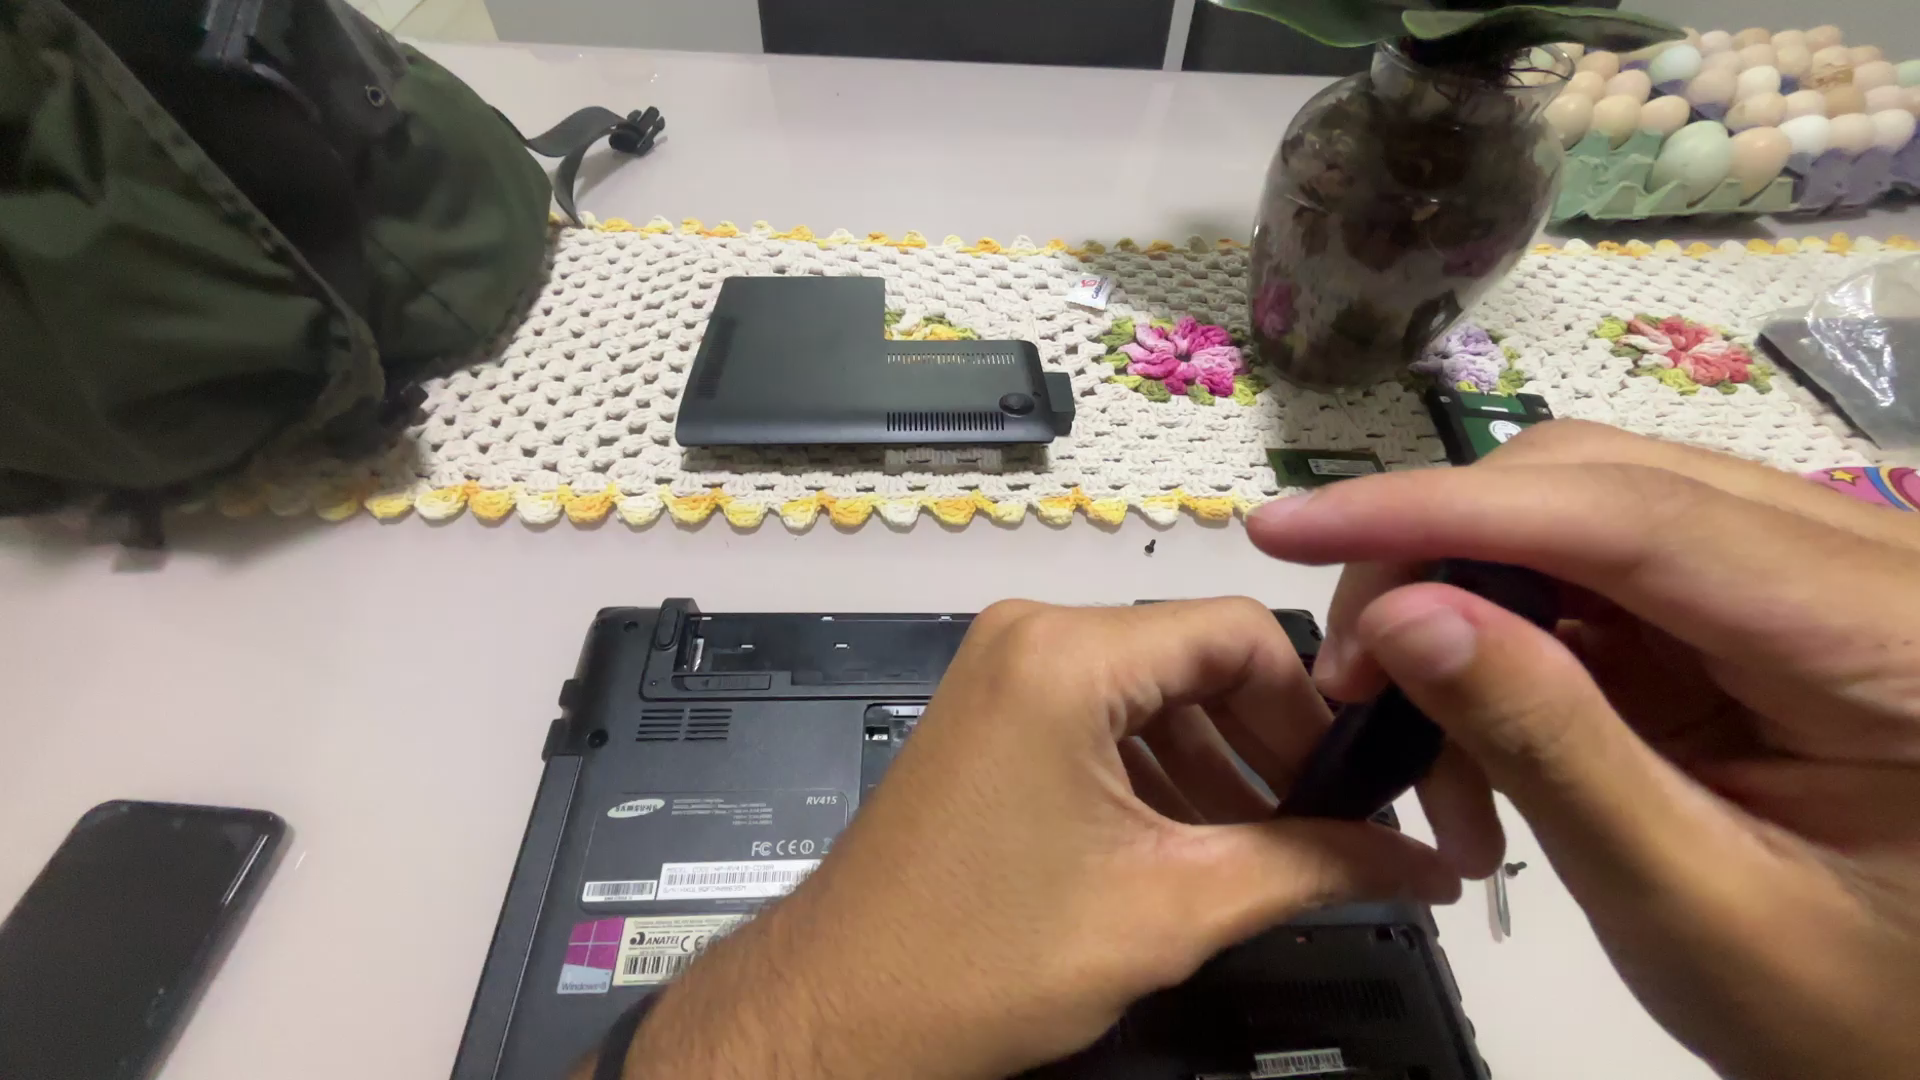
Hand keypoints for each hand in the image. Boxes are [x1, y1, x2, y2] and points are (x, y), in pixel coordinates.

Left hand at [615, 600, 1467, 1079]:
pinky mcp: (994, 702)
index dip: (1310, 706)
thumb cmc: (993, 953)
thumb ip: (1309, 867)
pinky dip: (1153, 763)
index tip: (1357, 787)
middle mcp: (1034, 629)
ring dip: (1213, 761)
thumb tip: (1425, 864)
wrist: (845, 999)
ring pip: (1148, 687)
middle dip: (1265, 743)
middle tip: (1327, 830)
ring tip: (1270, 847)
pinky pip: (1099, 709)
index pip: (1235, 632)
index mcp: (1069, 651)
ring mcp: (1005, 663)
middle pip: (1191, 658)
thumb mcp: (1169, 905)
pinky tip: (1192, 833)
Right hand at [1248, 420, 1919, 1079]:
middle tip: (1352, 677)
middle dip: (1427, 558)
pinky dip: (1486, 634)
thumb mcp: (1691, 904)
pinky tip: (1467, 723)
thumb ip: (1545, 743)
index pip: (1624, 517)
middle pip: (1582, 485)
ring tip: (1401, 720)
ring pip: (1560, 514)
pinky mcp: (1740, 606)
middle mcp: (1870, 566)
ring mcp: (1798, 577)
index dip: (1432, 511)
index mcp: (1908, 640)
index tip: (1287, 528)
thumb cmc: (1868, 1028)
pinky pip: (1572, 573)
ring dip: (1448, 599)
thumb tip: (1397, 618)